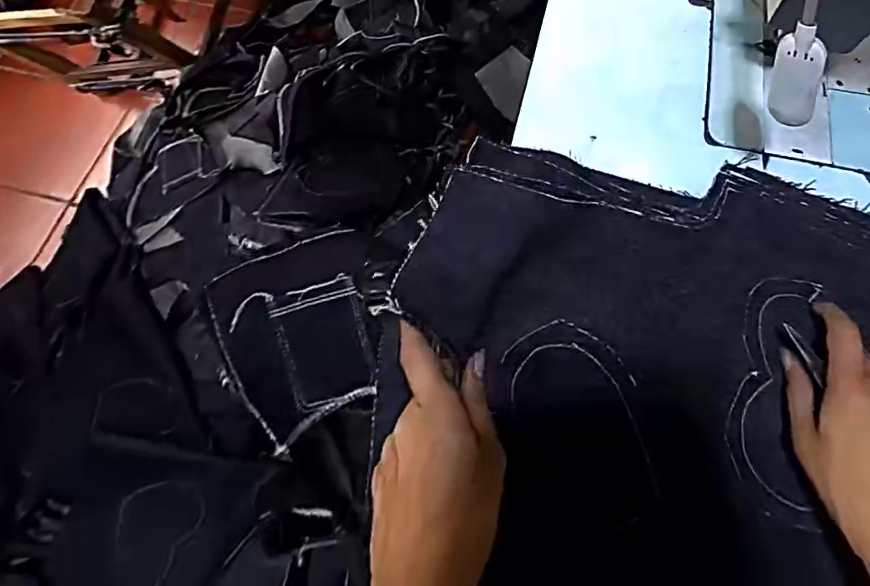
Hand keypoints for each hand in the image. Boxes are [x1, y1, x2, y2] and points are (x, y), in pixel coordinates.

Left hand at [371, 321, 504, 585]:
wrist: (418, 584)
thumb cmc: (467, 514)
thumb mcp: (491, 457)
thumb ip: (479, 405)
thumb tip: (474, 362)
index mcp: (433, 411)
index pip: (417, 359)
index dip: (412, 332)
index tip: (407, 310)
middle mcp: (402, 424)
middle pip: (424, 396)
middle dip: (444, 401)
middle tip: (472, 427)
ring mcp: (386, 454)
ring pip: (414, 425)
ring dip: (433, 432)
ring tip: (457, 466)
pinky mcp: (378, 482)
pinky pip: (403, 451)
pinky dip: (420, 456)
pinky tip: (436, 487)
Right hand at [784, 303, 869, 585]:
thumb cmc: (847, 493)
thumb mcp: (807, 446)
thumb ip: (798, 394)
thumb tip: (790, 357)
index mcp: (852, 387)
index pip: (845, 332)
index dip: (832, 313)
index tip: (819, 309)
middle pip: (862, 360)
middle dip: (842, 362)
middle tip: (825, 385)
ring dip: (863, 393)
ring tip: (851, 431)